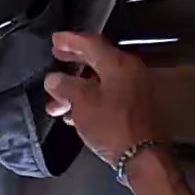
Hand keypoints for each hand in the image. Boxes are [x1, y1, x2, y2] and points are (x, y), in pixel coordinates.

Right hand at [42, 32, 157, 163]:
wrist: (141, 155)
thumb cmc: (112, 126)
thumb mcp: (82, 103)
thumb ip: (66, 86)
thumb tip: (53, 79)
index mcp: (118, 64)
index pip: (91, 43)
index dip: (71, 40)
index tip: (55, 39)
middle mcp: (129, 71)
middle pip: (97, 59)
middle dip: (74, 60)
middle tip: (57, 56)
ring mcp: (133, 89)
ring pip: (99, 80)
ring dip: (76, 86)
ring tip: (56, 98)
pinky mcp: (132, 106)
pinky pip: (106, 94)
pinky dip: (88, 99)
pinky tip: (73, 112)